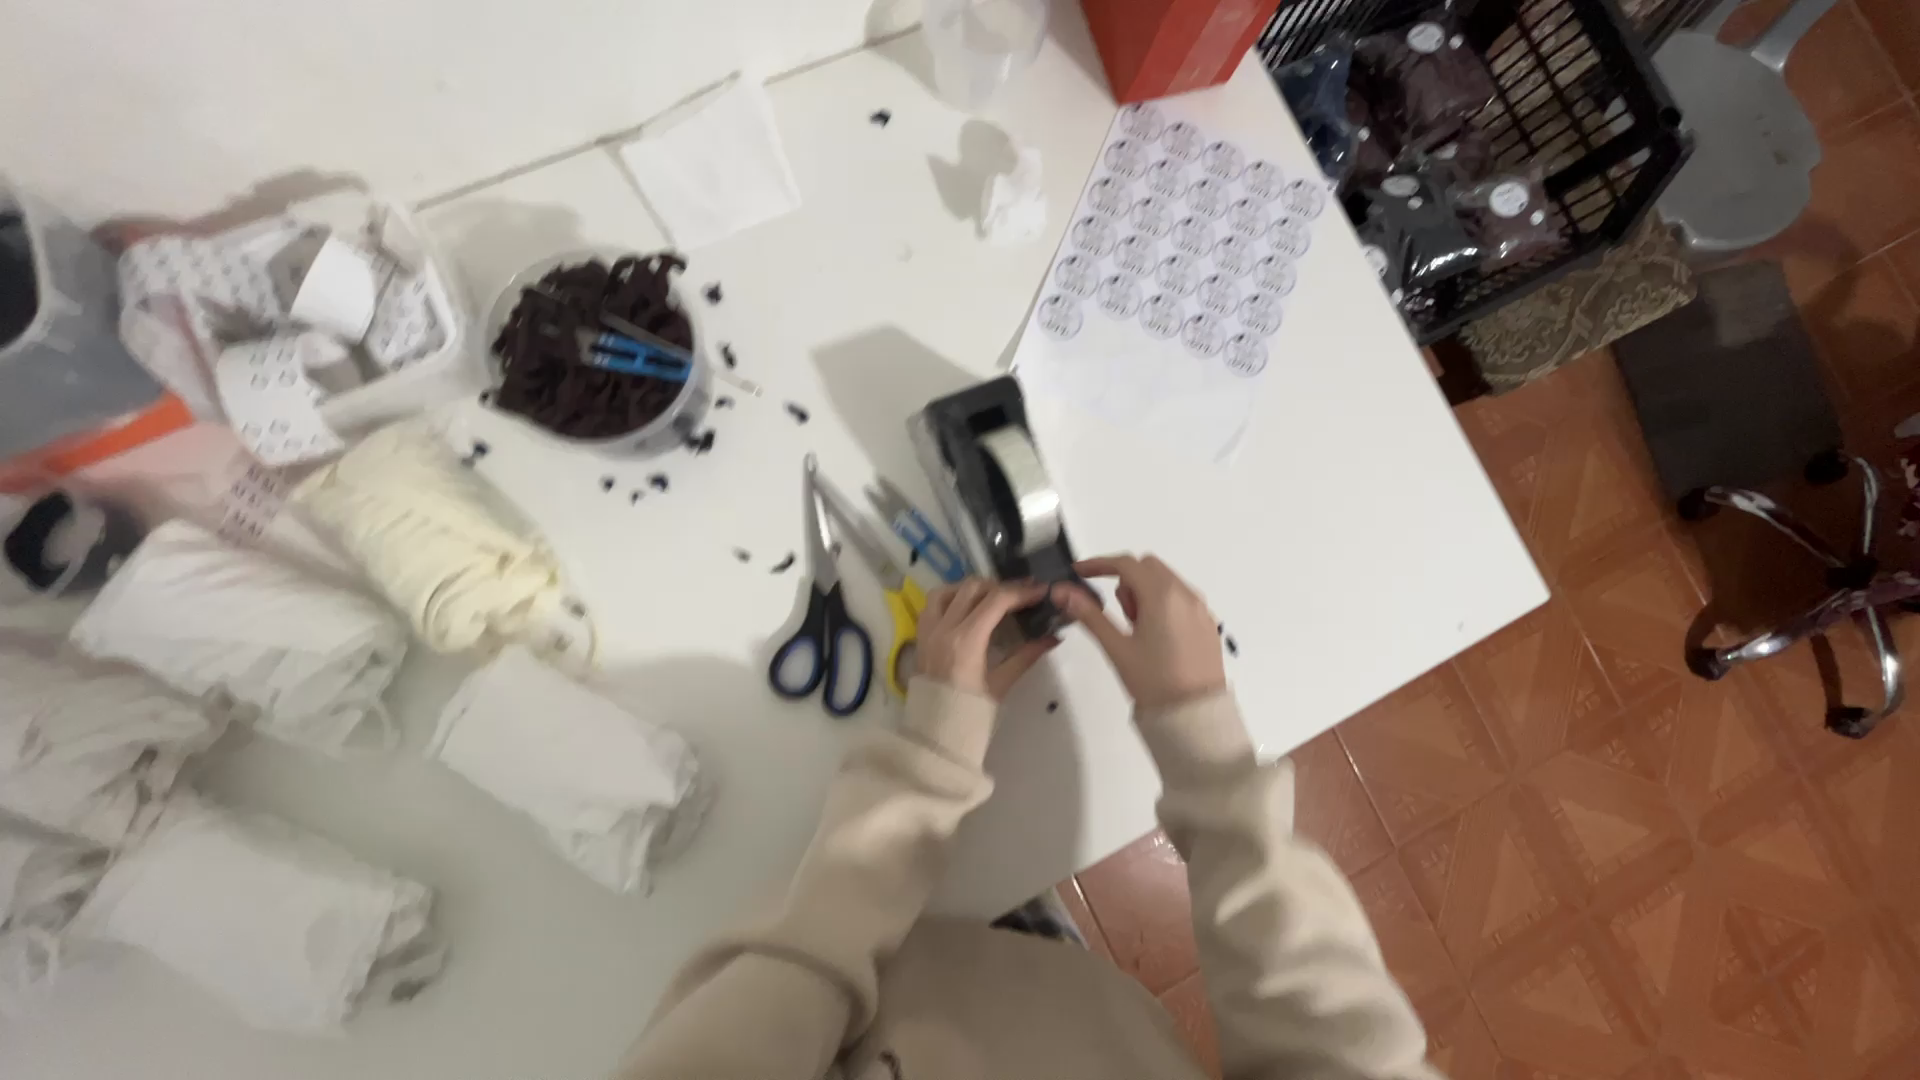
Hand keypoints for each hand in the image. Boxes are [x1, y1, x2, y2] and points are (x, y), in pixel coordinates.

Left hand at [915, 579, 1059, 700]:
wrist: (935, 733)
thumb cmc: (970, 713)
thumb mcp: (1001, 684)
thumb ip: (1026, 656)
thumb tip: (1053, 638)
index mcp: (966, 640)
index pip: (996, 600)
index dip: (1021, 592)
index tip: (1040, 591)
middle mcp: (944, 627)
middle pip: (973, 588)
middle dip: (1000, 587)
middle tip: (1020, 595)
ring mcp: (928, 629)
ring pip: (948, 590)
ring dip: (972, 589)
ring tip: (991, 598)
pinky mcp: (920, 635)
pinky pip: (932, 603)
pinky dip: (950, 597)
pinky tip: (966, 607)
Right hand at [1055, 554, 1224, 708]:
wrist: (1196, 716)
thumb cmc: (1152, 681)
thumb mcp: (1116, 648)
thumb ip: (1089, 615)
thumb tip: (1062, 591)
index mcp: (1161, 595)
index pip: (1126, 563)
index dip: (1098, 564)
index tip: (1078, 572)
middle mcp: (1185, 593)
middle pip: (1148, 566)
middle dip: (1126, 579)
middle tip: (1120, 615)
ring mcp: (1200, 607)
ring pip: (1166, 580)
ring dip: (1145, 591)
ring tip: (1138, 629)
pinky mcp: (1208, 622)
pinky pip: (1181, 597)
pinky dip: (1162, 603)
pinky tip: (1157, 636)